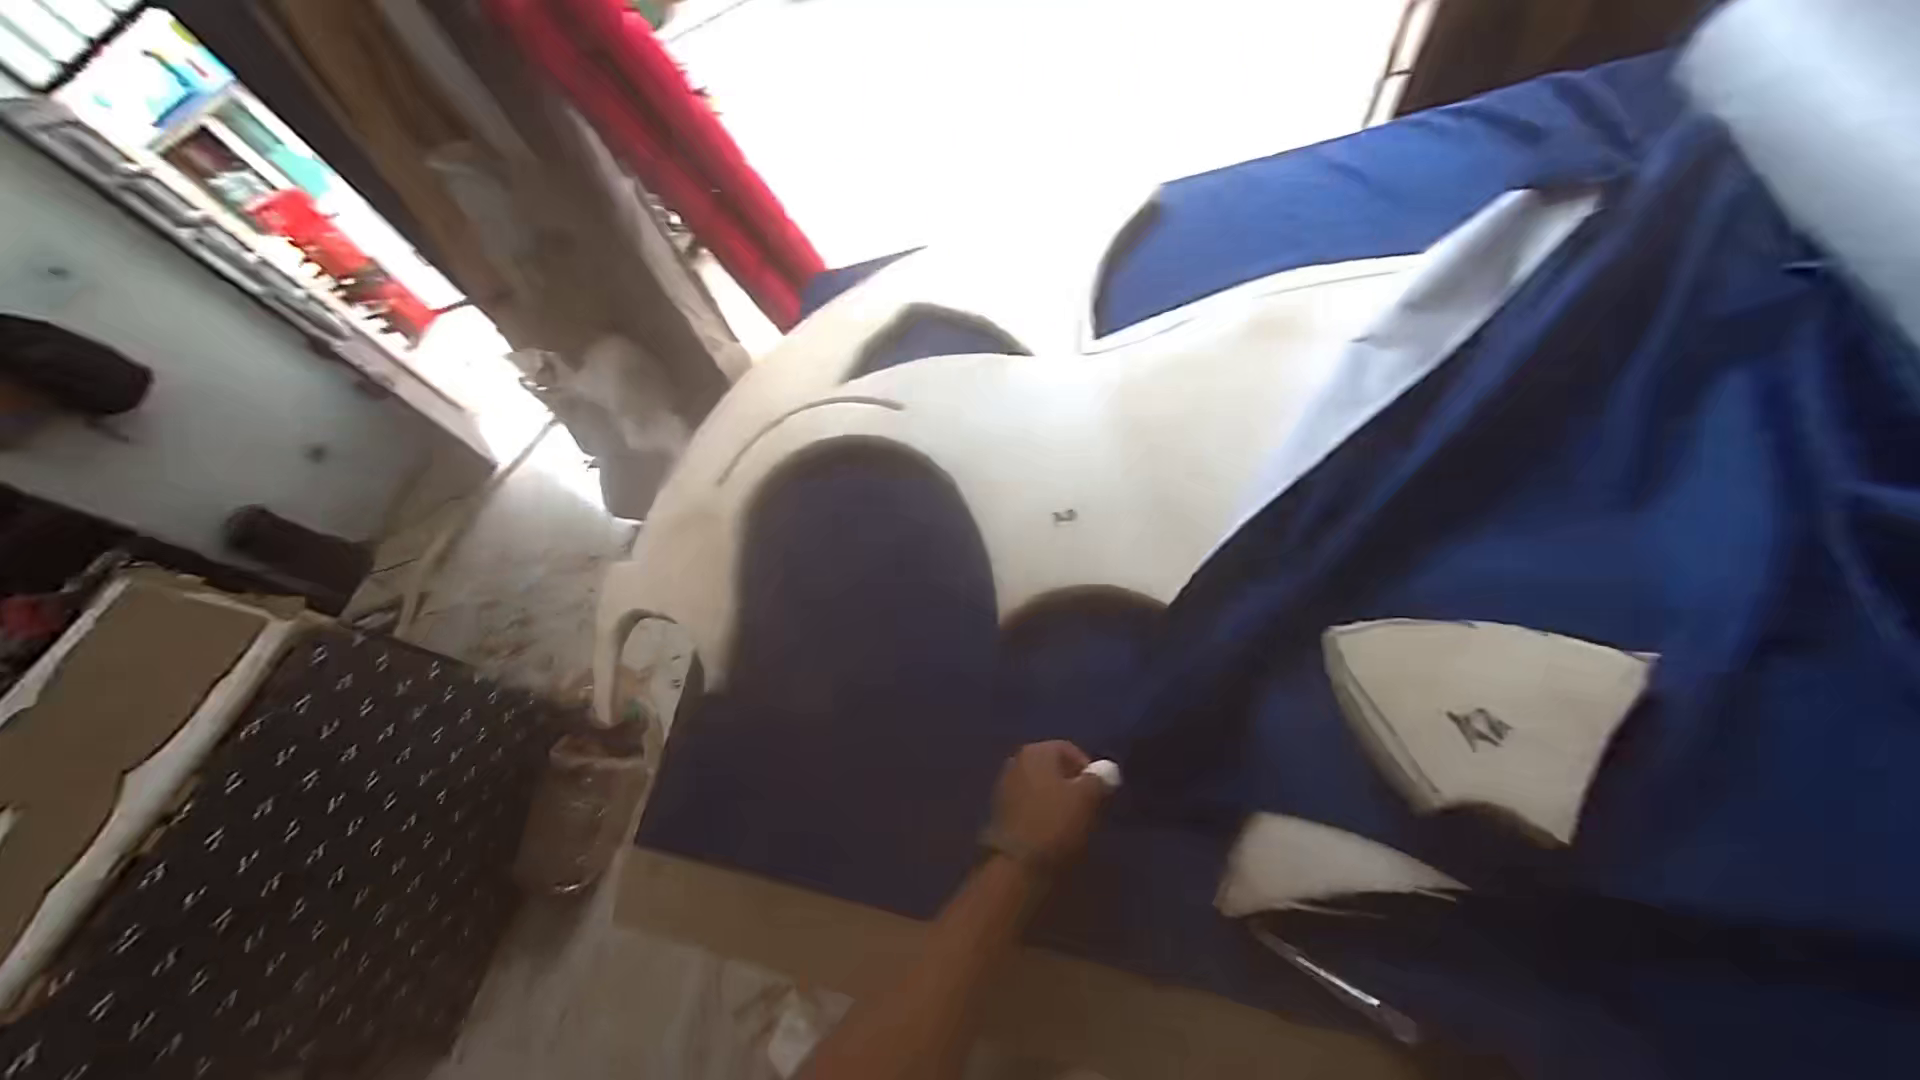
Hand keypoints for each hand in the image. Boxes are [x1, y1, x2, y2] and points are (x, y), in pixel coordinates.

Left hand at [988, 741, 1110, 867]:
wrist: (1017, 866)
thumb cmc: (1056, 824)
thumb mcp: (1088, 799)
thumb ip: (1099, 779)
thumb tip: (1107, 769)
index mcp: (1035, 751)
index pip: (1069, 750)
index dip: (1089, 770)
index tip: (1101, 794)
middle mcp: (1015, 762)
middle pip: (1053, 768)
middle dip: (1072, 785)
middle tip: (1090, 808)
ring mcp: (1004, 787)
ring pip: (1041, 788)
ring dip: (1057, 801)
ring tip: (1074, 824)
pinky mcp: (1000, 813)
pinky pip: (1029, 806)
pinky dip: (1043, 814)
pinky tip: (1053, 833)